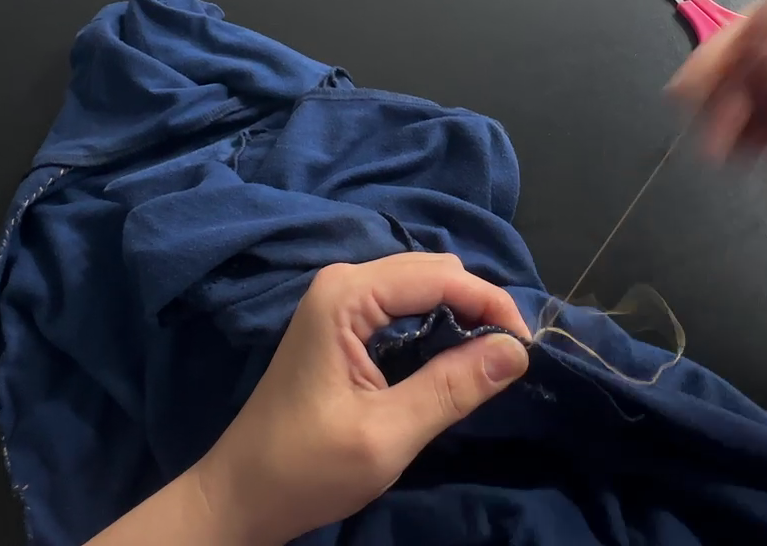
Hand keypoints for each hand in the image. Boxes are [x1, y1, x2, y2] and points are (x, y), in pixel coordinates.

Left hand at [194, 253, 530, 544]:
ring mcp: (340, 296)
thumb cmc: (306, 469)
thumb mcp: (387, 435)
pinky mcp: (343, 317)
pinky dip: (437, 319)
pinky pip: (404, 301)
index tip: (525, 347)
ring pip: (421, 283)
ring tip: (490, 355)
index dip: (489, 302)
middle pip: (432, 271)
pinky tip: (453, 351)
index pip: (439, 276)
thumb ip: (453, 387)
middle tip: (511, 355)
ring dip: (460, 310)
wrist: (240, 496)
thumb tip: (517, 351)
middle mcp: (344, 280)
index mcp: (347, 294)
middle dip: (478, 303)